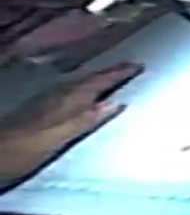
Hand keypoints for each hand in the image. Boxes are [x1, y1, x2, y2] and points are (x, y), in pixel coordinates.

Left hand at [0, 62, 142, 188]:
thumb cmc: (25, 148)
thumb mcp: (58, 136)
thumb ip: (86, 119)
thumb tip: (116, 104)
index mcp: (65, 102)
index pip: (96, 83)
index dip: (117, 74)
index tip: (138, 66)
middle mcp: (53, 99)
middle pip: (83, 82)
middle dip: (106, 74)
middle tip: (129, 67)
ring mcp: (40, 105)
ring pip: (73, 86)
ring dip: (92, 81)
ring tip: (108, 78)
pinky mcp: (33, 112)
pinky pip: (64, 94)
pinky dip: (78, 90)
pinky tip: (79, 95)